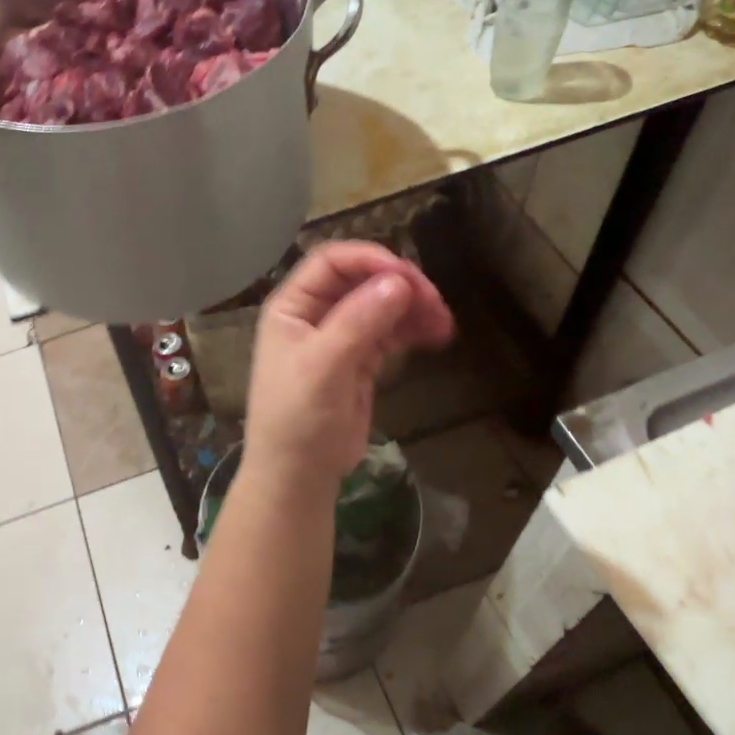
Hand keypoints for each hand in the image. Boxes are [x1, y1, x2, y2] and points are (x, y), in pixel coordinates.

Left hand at [243, 242, 454, 486]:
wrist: (298, 475)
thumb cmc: (298, 417)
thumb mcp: (324, 365)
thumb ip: (358, 320)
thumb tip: (399, 282)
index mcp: (292, 307)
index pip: (331, 261)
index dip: (369, 259)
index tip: (407, 275)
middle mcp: (313, 315)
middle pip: (361, 280)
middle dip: (398, 284)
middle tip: (434, 301)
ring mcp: (338, 338)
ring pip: (380, 305)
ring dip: (412, 307)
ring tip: (443, 322)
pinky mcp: (359, 362)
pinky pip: (389, 333)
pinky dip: (412, 329)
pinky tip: (437, 334)